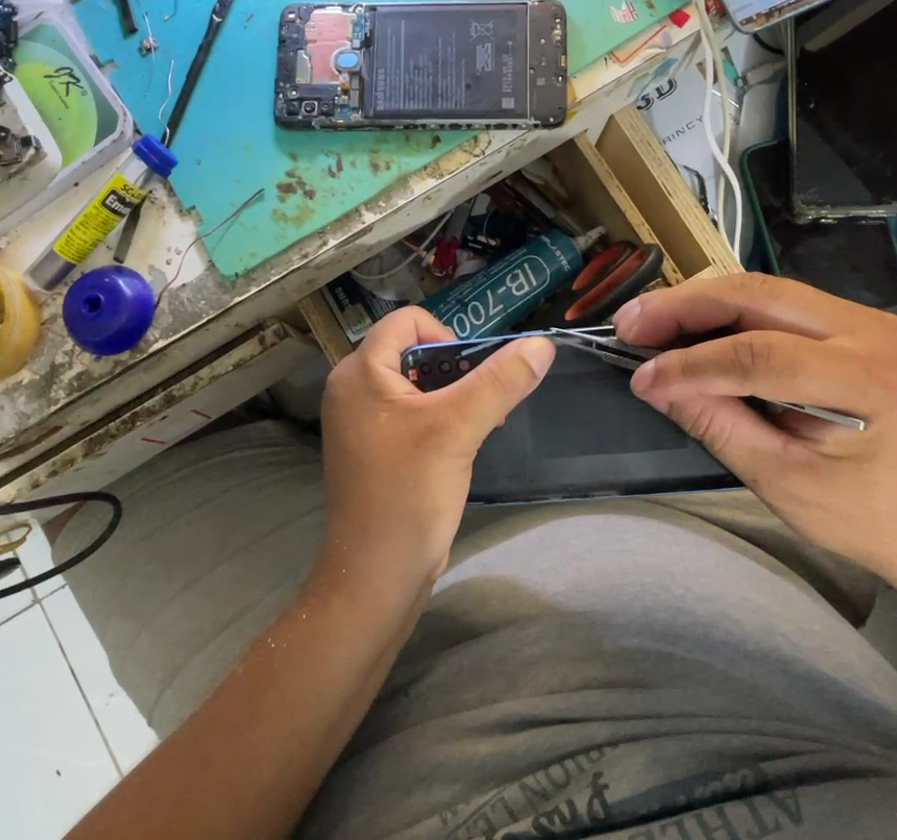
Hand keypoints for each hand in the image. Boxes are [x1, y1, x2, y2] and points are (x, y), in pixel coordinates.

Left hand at [318, 307, 555, 587]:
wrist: (376, 574)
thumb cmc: (408, 493)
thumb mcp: (457, 429)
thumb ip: (499, 382)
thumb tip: (542, 344)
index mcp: (359, 372)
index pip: (407, 321)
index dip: (448, 335)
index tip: (475, 375)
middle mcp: (354, 389)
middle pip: (415, 351)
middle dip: (458, 370)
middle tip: (486, 403)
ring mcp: (363, 422)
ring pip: (419, 386)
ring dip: (456, 397)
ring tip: (483, 427)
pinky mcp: (376, 450)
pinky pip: (413, 415)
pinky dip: (442, 421)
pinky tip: (465, 447)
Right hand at [614, 273, 896, 574]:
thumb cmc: (857, 513)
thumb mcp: (778, 478)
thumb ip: (716, 422)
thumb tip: (651, 382)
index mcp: (871, 381)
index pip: (762, 354)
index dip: (692, 363)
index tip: (639, 379)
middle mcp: (874, 332)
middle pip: (760, 297)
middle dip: (685, 307)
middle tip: (627, 323)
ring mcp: (866, 319)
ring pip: (763, 290)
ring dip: (698, 303)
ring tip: (644, 321)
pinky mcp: (850, 321)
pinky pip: (774, 302)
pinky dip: (723, 312)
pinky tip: (684, 325)